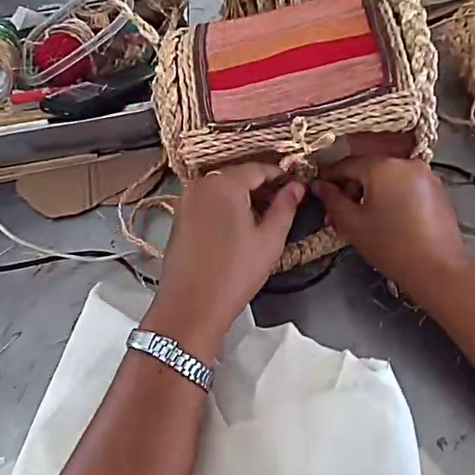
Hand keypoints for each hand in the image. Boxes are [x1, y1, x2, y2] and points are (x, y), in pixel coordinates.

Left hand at [140, 162, 303, 358]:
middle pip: (238, 175)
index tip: (296, 184)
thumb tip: (296, 187)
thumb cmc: (234, 273)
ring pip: (222, 187)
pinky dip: (226, 205)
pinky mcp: (179, 216)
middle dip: (262, 185)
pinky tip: (240, 225)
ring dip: (244, 196)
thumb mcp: (270, 240)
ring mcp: (186, 200)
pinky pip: (208, 200)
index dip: (280, 175)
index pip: (258, 168)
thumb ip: (285, 207)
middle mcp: (201, 184)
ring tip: (265, 216)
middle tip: (284, 201)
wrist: (190, 306)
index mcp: (224, 184)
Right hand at [311, 157, 474, 301]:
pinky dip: (390, 194)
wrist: (438, 268)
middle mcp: (405, 162)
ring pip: (387, 176)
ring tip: (360, 217)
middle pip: (368, 168)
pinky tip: (385, 216)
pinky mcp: (436, 188)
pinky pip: (404, 184)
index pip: (346, 164)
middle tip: (337, 214)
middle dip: (350, 187)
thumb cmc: (391, 245)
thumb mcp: (353, 224)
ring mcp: (425, 174)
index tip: (317, 191)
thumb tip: (319, 185)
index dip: (329, 177)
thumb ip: (332, 200)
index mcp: (382, 167)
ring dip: (370, 191)